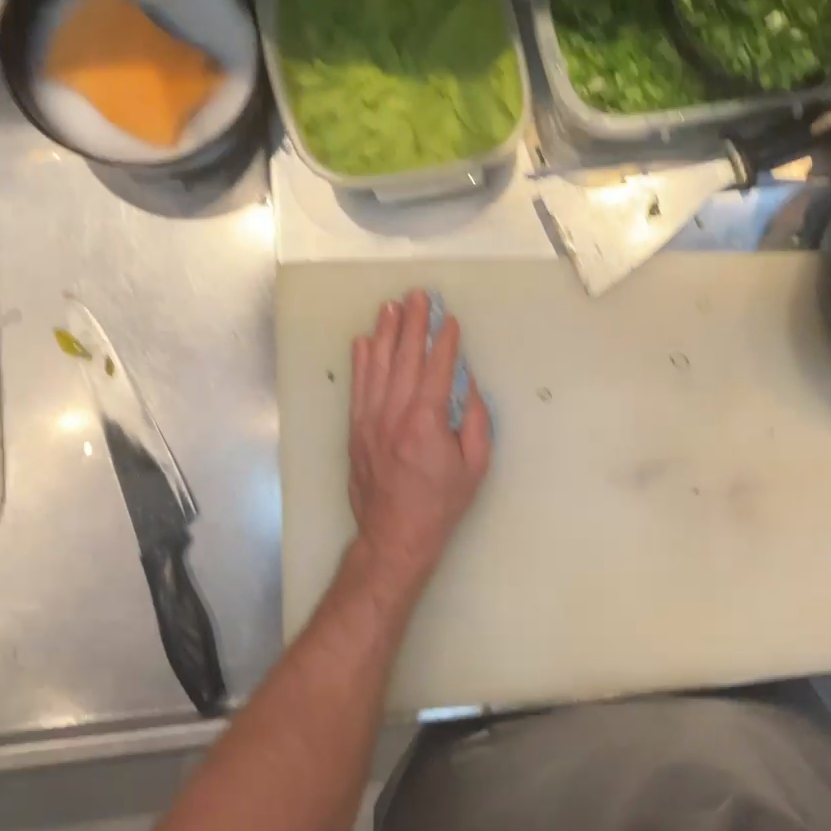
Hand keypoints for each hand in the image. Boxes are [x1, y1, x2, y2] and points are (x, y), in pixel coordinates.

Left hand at [348, 290, 491, 595]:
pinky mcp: (355, 430)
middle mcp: (393, 413)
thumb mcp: (475, 465)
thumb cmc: (441, 502)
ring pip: (376, 366)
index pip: (436, 369)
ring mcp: (369, 420)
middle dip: (413, 324)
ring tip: (391, 307)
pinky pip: (357, 387)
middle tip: (418, 296)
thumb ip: (474, 420)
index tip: (449, 319)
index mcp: (426, 421)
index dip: (444, 341)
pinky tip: (364, 341)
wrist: (395, 534)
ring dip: (384, 333)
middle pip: (404, 358)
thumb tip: (466, 383)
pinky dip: (360, 362)